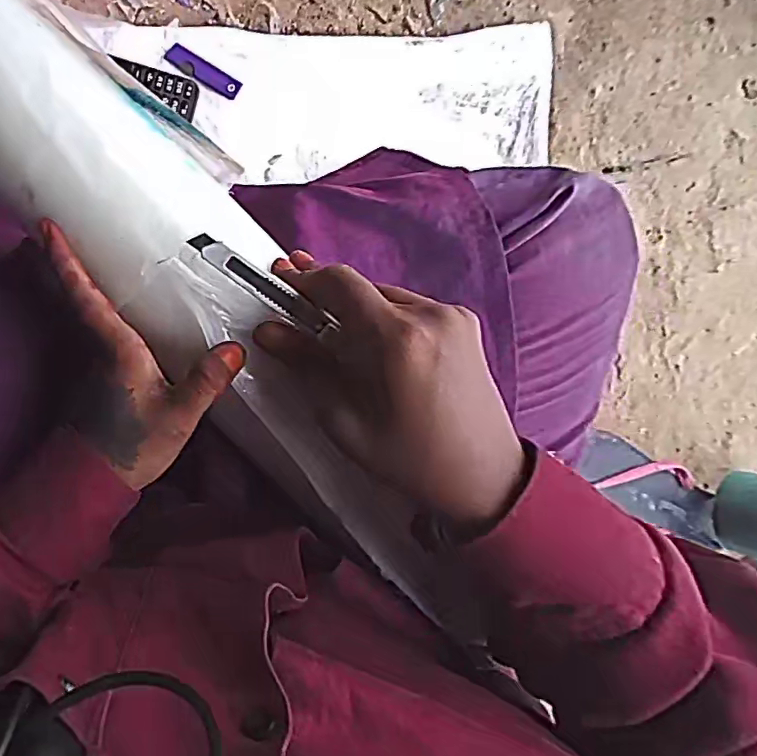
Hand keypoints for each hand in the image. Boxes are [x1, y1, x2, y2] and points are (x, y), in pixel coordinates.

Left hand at [43, 221, 244, 488]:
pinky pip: (90, 329)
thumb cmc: (131, 448)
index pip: (87, 296)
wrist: (94, 477)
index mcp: (117, 349)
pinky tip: (104, 302)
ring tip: (73, 250)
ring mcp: (92, 360)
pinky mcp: (96, 373)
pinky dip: (88, 305)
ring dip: (73, 280)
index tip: (48, 228)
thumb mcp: (177, 418)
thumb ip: (203, 383)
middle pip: (76, 295)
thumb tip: (231, 351)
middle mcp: (98, 348)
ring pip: (80, 311)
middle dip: (61, 260)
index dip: (67, 261)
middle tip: (49, 226)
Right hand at [253, 252, 528, 533]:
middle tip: (297, 320)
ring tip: (338, 348)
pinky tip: (372, 351)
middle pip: (360, 287)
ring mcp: (452, 317)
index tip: (281, 284)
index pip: (339, 281)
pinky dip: (381, 320)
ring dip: (353, 312)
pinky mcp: (463, 324)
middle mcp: (430, 316)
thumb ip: (307, 366)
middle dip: (325, 300)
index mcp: (398, 338)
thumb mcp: (344, 418)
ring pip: (382, 296)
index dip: (302, 279)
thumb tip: (272, 332)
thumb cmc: (413, 459)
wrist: (484, 476)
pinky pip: (406, 307)